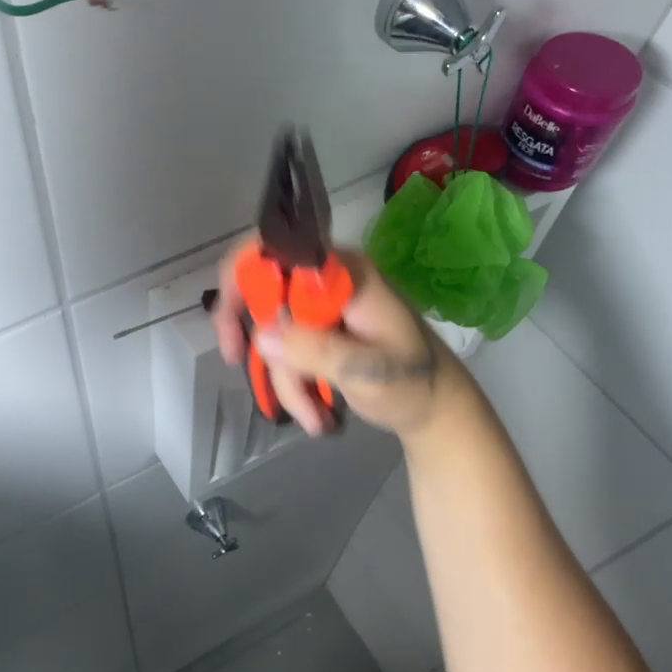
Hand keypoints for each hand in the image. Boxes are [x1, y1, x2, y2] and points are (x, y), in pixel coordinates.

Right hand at [212, 243, 473, 438]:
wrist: (435, 409)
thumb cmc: (412, 384)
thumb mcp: (366, 371)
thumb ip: (315, 349)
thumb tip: (262, 333)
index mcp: (343, 272)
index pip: (275, 252)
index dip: (244, 283)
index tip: (236, 334)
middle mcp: (326, 281)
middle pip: (262, 295)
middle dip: (263, 348)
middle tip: (244, 370)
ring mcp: (321, 307)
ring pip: (272, 335)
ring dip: (286, 382)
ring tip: (315, 419)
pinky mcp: (319, 332)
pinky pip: (285, 351)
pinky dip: (293, 384)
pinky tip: (315, 413)